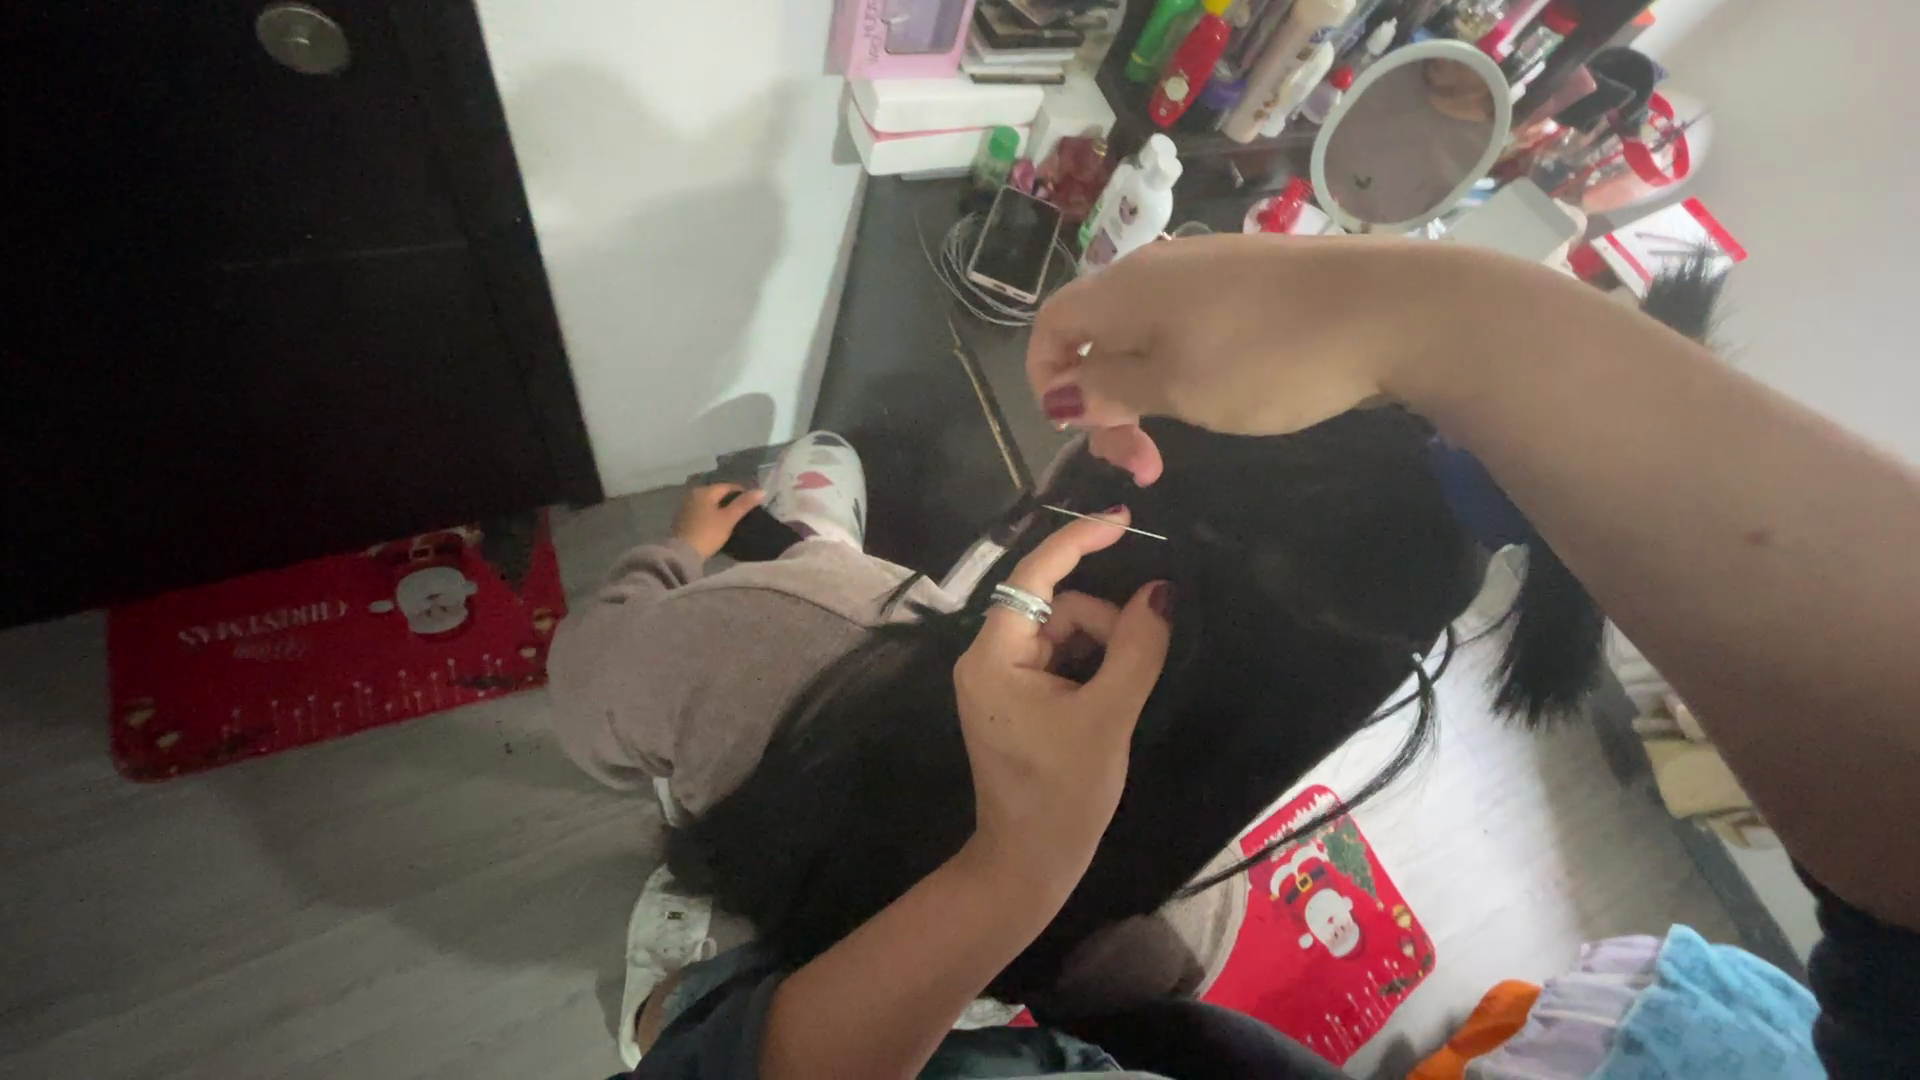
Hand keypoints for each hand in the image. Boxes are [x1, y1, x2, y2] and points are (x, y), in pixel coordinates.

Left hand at [672, 483, 764, 559]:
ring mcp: (686, 506)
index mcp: (705, 491)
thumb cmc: (708, 533)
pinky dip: (711, 515)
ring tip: (733, 519)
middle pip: (717, 494)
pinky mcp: (683, 519)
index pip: (728, 487)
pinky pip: (702, 512)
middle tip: (744, 512)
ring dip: (720, 508)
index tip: (753, 503)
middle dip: (731, 500)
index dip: (743, 493)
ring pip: (709, 503)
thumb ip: (744, 504)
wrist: (683, 554)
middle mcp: (693, 494)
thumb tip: (762, 490)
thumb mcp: (729, 518)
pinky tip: (717, 524)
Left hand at [951, 508, 1172, 888]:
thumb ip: (1137, 648)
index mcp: (993, 656)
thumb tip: (1160, 591)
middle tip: (1133, 670)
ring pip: (1060, 632)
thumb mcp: (1109, 716)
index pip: (1032, 577)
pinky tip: (1103, 700)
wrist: (1029, 862)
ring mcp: (997, 677)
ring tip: (1115, 699)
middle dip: (1101, 625)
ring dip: (1099, 649)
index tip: (1122, 522)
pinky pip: (1056, 657)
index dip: (1077, 542)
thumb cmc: (1064, 794)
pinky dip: (1087, 665)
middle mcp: (985, 657)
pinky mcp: (1011, 695)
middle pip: (1054, 608)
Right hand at [1027, 233, 1446, 483]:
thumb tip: (1060, 395)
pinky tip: (1213, 397)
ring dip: (1140, 395)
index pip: (1050, 326)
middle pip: (1094, 338)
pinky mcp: (1243, 280)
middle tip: (1140, 463)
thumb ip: (1108, 390)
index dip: (1046, 380)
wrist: (1394, 309)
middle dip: (1101, 405)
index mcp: (1124, 290)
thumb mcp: (1174, 389)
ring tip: (1174, 440)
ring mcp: (1203, 271)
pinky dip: (1176, 370)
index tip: (1080, 433)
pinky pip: (1181, 327)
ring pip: (1139, 337)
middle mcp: (1153, 270)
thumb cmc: (1268, 358)